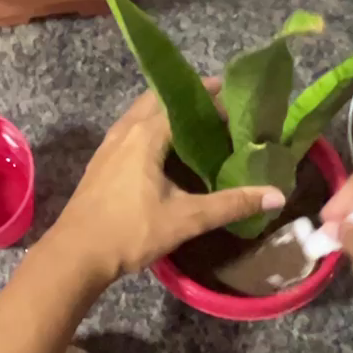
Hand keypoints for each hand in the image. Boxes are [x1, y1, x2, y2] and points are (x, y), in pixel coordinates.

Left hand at [43, 85, 286, 281]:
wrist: (75, 254)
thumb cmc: (130, 232)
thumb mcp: (186, 219)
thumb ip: (232, 204)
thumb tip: (277, 195)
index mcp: (145, 134)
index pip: (183, 101)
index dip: (211, 97)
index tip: (238, 99)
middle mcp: (125, 130)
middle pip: (159, 99)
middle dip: (189, 98)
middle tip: (221, 108)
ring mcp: (109, 144)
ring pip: (142, 114)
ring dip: (168, 112)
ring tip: (199, 126)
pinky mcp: (102, 160)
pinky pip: (132, 130)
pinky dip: (153, 128)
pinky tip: (168, 151)